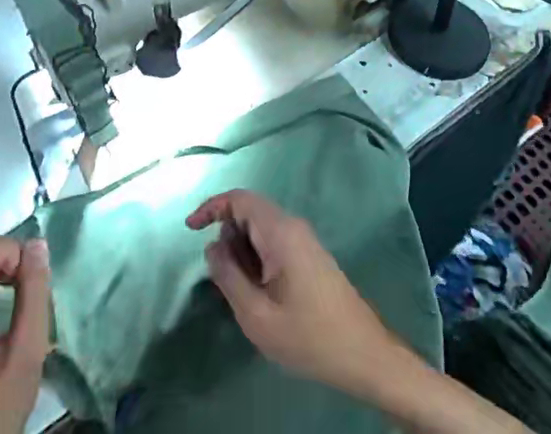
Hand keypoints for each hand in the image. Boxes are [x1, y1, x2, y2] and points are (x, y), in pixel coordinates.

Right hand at [186, 190, 405, 398]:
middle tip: (224, 280)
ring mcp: (304, 240)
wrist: (361, 352)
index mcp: (281, 233)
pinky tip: (258, 293)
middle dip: (228, 236)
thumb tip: (212, 247)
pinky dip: (256, 258)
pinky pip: (274, 242)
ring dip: (242, 251)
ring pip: (261, 229)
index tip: (189, 229)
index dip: (212, 207)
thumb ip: (229, 276)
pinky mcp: (309, 255)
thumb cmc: (307, 336)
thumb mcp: (256, 314)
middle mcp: (294, 226)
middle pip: (250, 212)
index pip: (241, 199)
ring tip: (243, 293)